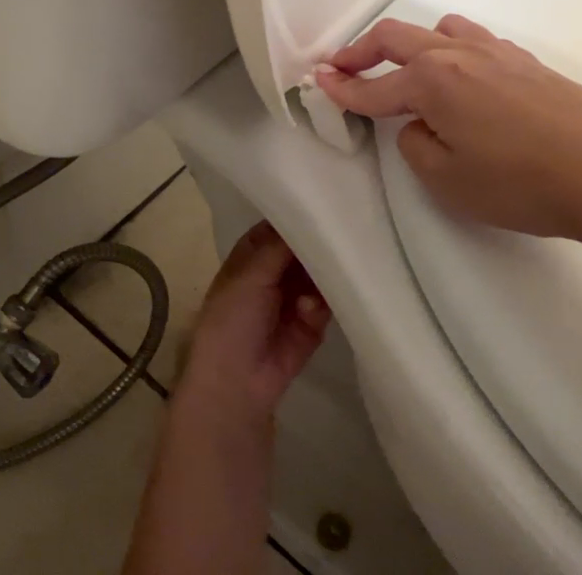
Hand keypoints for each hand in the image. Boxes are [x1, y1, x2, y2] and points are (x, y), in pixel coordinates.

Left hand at [178, 222, 330, 418]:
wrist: (237, 382)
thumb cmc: (232, 320)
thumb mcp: (250, 275)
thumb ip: (279, 245)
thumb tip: (306, 212)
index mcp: (251, 255)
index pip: (279, 226)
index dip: (299, 214)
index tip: (328, 199)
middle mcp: (274, 271)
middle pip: (304, 248)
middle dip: (322, 241)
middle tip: (348, 225)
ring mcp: (295, 296)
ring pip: (320, 272)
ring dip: (328, 269)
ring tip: (340, 261)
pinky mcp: (313, 322)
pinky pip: (330, 300)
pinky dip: (329, 298)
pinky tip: (317, 303)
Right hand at [315, 15, 581, 244]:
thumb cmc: (521, 182)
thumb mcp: (447, 180)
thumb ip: (417, 147)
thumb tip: (421, 126)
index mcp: (432, 81)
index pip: (374, 86)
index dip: (343, 88)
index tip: (318, 82)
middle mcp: (461, 55)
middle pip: (398, 38)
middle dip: (363, 50)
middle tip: (342, 64)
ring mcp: (500, 54)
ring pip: (443, 30)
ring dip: (413, 42)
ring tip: (406, 64)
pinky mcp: (531, 64)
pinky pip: (478, 42)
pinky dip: (453, 51)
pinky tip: (466, 77)